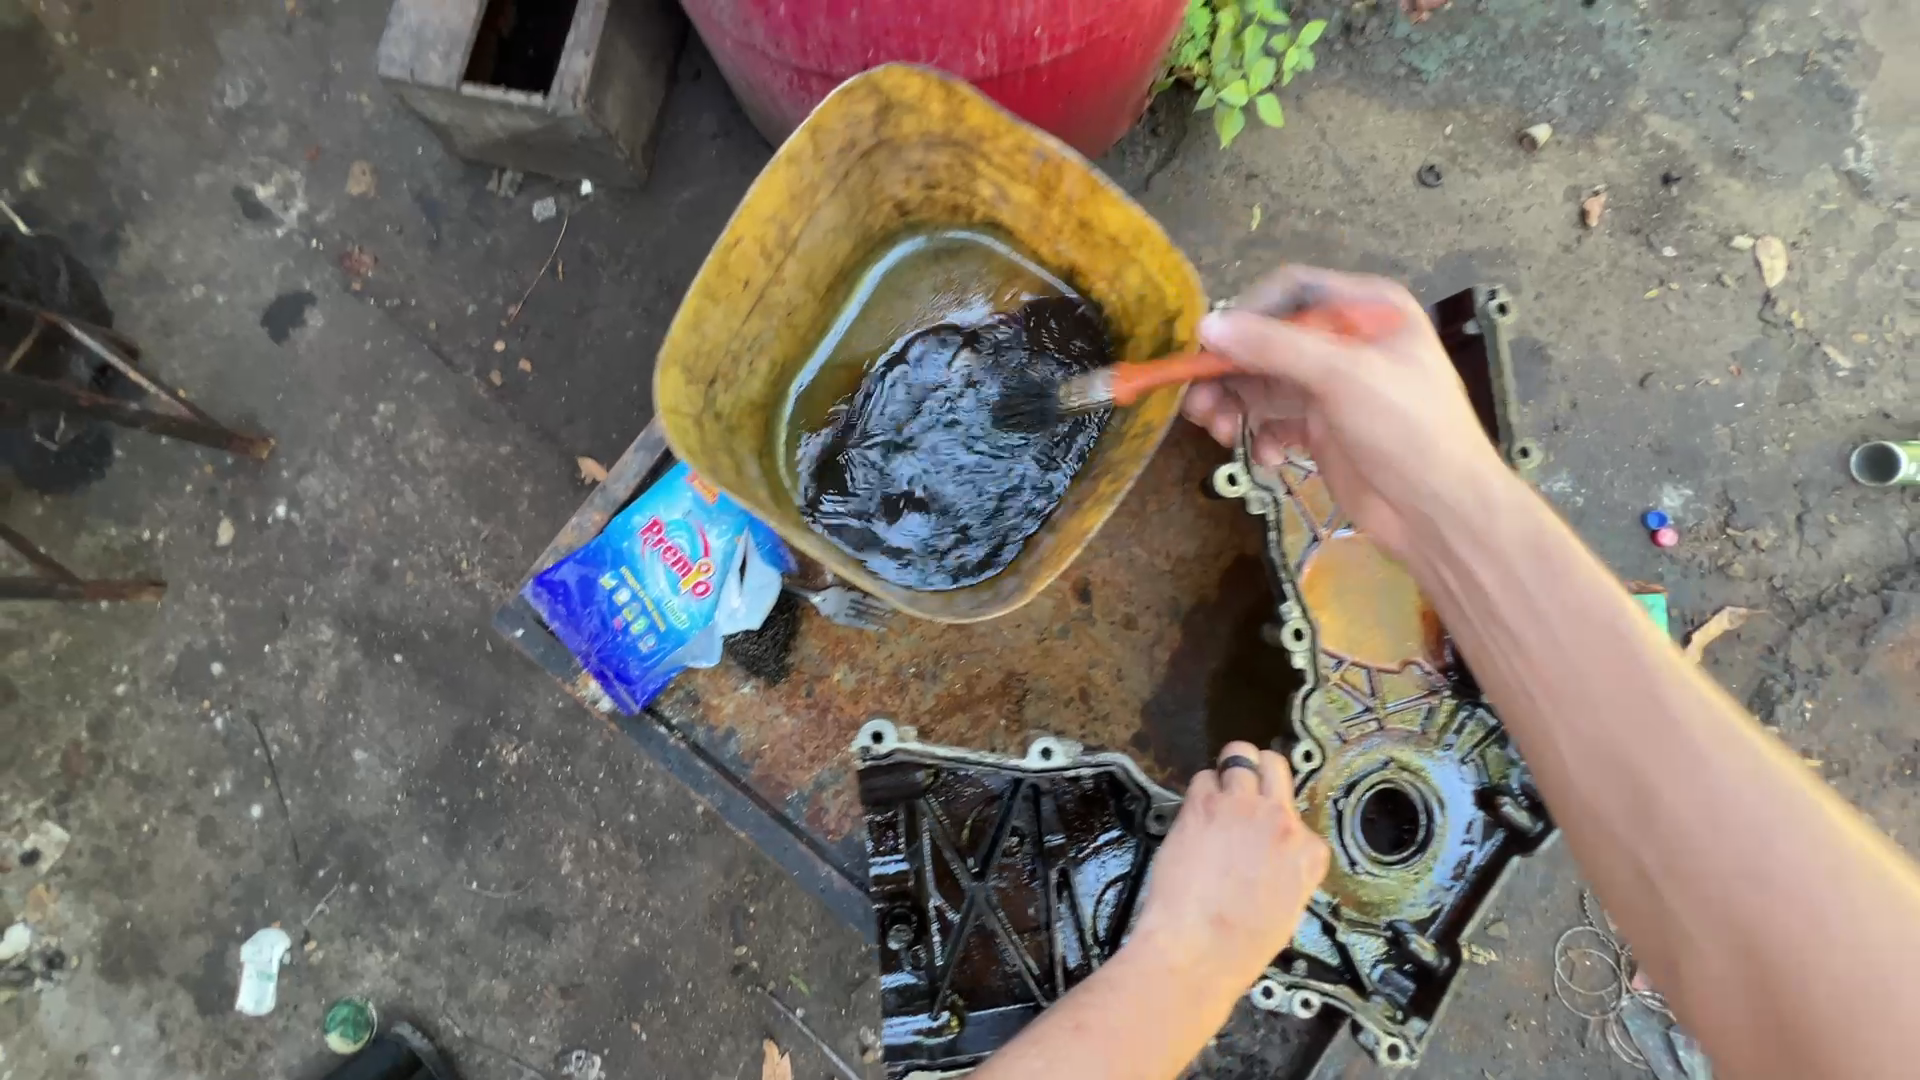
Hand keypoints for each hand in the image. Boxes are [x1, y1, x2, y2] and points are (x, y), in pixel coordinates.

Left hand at [1128, 742, 1328, 999]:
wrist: (1199, 946)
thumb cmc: (1243, 943)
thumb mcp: (1287, 907)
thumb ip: (1286, 868)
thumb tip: (1269, 854)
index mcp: (1308, 853)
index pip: (1299, 817)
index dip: (1277, 820)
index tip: (1264, 830)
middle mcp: (1279, 820)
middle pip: (1275, 764)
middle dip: (1260, 767)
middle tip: (1243, 782)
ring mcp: (1240, 806)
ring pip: (1238, 756)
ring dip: (1228, 771)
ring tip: (1217, 790)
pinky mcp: (1203, 803)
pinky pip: (1202, 776)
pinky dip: (1199, 790)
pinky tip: (1194, 812)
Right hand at [1181, 266, 1510, 559]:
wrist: (1437, 509)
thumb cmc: (1406, 428)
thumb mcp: (1340, 376)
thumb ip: (1272, 347)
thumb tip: (1206, 327)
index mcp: (1364, 312)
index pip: (1289, 293)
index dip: (1246, 315)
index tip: (1211, 349)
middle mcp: (1343, 343)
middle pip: (1265, 344)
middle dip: (1230, 374)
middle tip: (1198, 404)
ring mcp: (1330, 387)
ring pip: (1261, 385)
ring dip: (1235, 408)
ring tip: (1221, 434)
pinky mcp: (1319, 428)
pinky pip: (1271, 422)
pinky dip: (1258, 438)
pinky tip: (1268, 458)